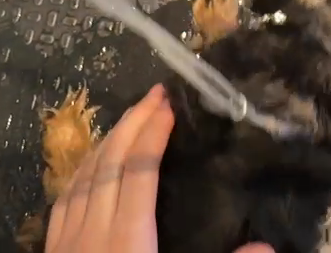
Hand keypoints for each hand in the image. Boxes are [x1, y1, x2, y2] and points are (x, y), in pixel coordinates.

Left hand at [45, 84, 271, 252]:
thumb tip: (267, 246)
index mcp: (126, 244)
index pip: (139, 171)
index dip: (153, 133)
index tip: (170, 104)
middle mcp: (92, 237)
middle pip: (109, 165)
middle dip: (131, 123)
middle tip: (155, 93)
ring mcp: (66, 249)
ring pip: (82, 179)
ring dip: (106, 142)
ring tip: (128, 119)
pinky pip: (63, 203)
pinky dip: (80, 174)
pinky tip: (89, 169)